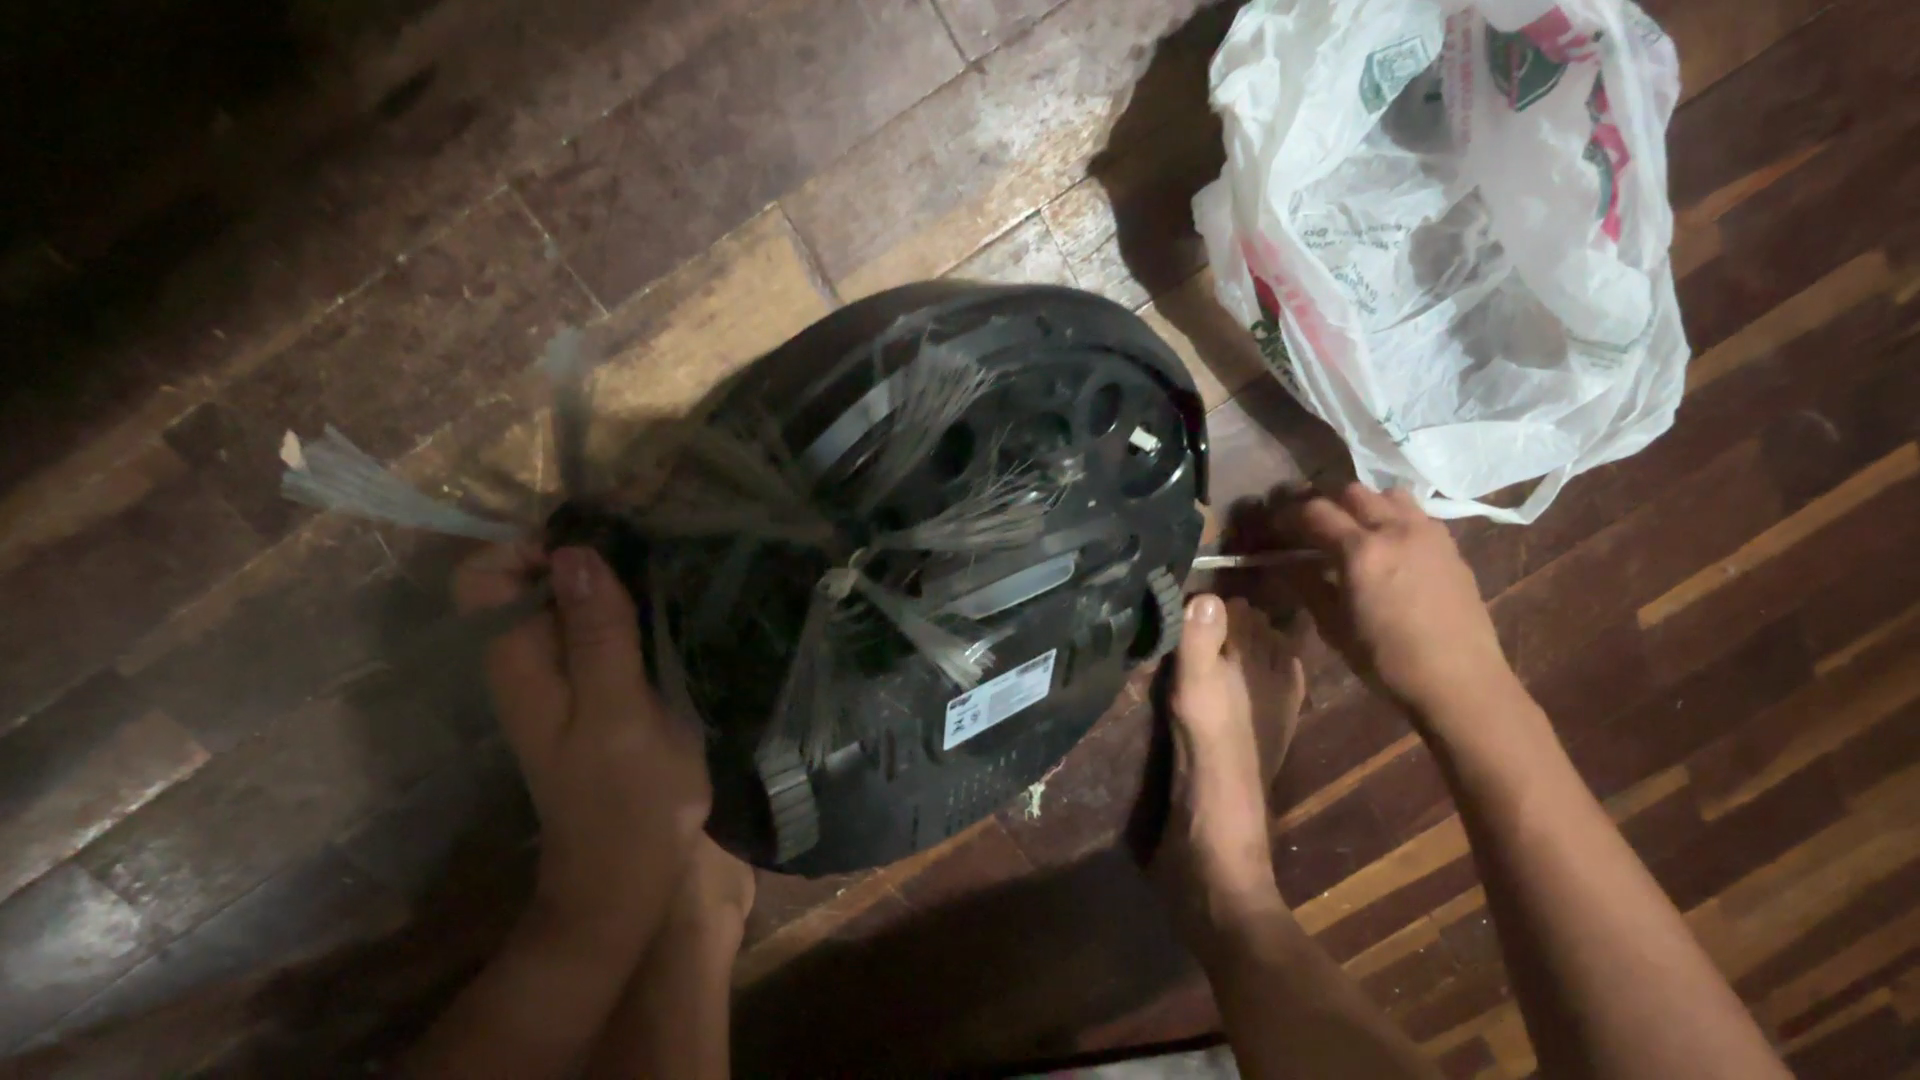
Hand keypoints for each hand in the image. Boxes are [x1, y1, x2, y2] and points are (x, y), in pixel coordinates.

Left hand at [455, 542, 711, 949]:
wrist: (631, 870)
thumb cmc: (626, 797)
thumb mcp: (617, 712)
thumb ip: (597, 634)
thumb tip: (573, 552)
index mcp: (518, 659)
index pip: (487, 573)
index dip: (535, 547)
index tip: (606, 550)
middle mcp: (530, 659)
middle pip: (533, 579)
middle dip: (589, 557)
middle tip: (655, 559)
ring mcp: (564, 674)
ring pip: (573, 601)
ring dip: (617, 583)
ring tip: (673, 581)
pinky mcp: (598, 687)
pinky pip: (601, 627)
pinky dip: (631, 611)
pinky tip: (676, 615)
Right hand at [1277, 484, 1518, 722]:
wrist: (1460, 681)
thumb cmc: (1387, 661)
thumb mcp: (1333, 627)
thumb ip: (1306, 585)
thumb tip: (1284, 562)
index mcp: (1361, 551)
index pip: (1313, 512)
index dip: (1287, 515)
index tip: (1274, 526)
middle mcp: (1395, 529)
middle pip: (1350, 491)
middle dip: (1324, 503)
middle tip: (1310, 526)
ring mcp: (1427, 533)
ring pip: (1387, 494)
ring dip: (1362, 503)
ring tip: (1352, 528)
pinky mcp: (1449, 545)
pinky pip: (1414, 513)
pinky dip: (1392, 516)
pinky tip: (1387, 544)